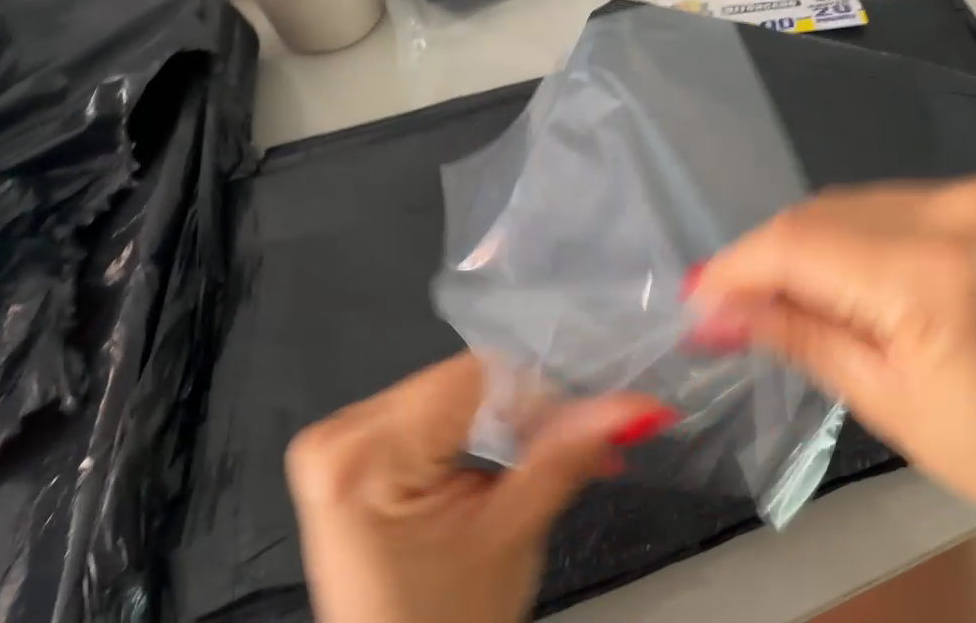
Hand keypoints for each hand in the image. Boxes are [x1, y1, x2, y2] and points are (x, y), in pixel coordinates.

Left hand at [286, 353, 672, 622]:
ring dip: (503, 414)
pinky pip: (427, 407)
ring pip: (450, 389)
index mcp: (366, 457)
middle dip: (525, 408)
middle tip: (579, 440)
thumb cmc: (450, 622)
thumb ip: (569, 454)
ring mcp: (336, 438)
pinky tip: (501, 450)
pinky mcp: (346, 448)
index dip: (538, 394)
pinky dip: (472, 424)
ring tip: (546, 450)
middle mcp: (340, 433)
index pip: (474, 378)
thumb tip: (639, 405)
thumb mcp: (513, 533)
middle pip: (460, 382)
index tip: (586, 425)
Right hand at [686, 179, 975, 575]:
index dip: (737, 268)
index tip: (698, 302)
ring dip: (803, 249)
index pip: (799, 244)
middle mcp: (953, 212)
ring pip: (846, 206)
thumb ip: (796, 333)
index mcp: (931, 274)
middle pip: (818, 215)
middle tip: (731, 311)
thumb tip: (714, 312)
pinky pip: (883, 207)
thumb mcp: (884, 399)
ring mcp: (972, 198)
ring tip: (782, 303)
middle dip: (766, 261)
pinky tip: (836, 281)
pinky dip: (845, 239)